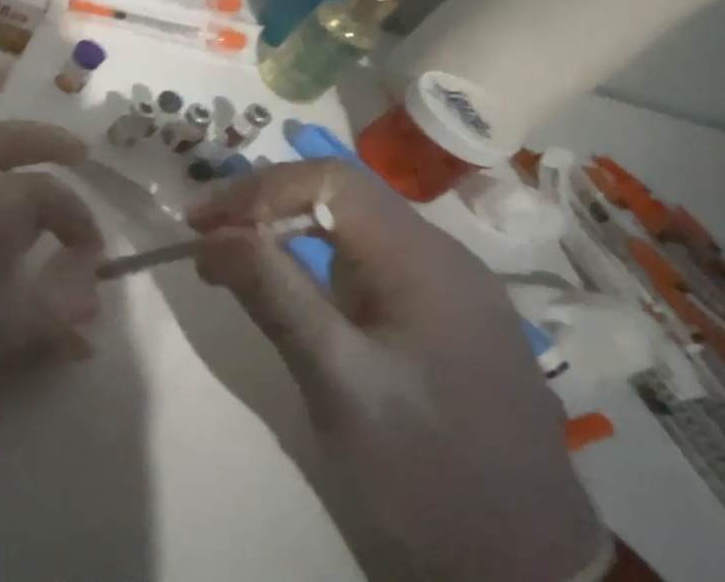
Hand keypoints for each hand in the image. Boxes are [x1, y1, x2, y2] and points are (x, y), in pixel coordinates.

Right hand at [189, 159, 607, 581]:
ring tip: (231, 263)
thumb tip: (212, 236)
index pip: (331, 181)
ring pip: (354, 233)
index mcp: (425, 263)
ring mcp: (449, 295)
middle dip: (265, 207)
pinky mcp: (443, 326)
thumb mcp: (338, 382)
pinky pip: (369, 271)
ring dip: (286, 234)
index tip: (199, 226)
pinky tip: (287, 294)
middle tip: (205, 242)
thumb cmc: (426, 468)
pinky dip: (314, 267)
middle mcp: (443, 262)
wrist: (525, 565)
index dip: (257, 189)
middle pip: (343, 199)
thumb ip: (274, 295)